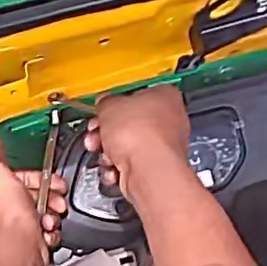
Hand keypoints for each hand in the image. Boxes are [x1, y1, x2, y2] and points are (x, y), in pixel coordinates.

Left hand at [0, 127, 67, 265]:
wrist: (19, 247)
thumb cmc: (5, 215)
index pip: (20, 176)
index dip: (38, 175)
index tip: (51, 177)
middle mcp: (3, 208)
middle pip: (35, 193)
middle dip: (50, 194)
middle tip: (57, 198)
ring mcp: (17, 225)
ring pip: (44, 212)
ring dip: (52, 213)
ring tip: (48, 218)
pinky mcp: (30, 240)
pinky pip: (48, 230)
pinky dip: (51, 230)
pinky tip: (46, 231)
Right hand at [83, 85, 190, 201]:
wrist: (146, 170)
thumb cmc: (138, 134)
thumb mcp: (110, 106)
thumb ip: (106, 102)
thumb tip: (104, 104)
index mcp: (165, 96)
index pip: (139, 94)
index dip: (117, 103)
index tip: (104, 108)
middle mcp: (170, 122)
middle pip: (130, 124)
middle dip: (107, 131)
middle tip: (96, 132)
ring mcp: (163, 148)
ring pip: (127, 147)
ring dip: (108, 151)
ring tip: (101, 151)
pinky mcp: (154, 170)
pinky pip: (130, 166)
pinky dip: (117, 168)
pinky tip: (113, 169)